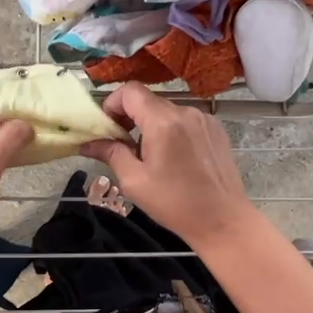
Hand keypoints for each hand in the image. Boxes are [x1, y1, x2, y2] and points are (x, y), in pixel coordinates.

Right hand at [79, 82, 262, 247]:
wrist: (224, 221)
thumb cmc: (175, 204)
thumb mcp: (134, 181)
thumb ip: (111, 153)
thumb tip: (88, 143)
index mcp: (163, 122)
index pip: (130, 91)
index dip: (112, 104)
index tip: (108, 128)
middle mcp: (185, 112)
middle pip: (147, 100)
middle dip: (129, 117)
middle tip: (123, 145)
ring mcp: (204, 119)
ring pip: (166, 110)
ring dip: (151, 125)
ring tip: (151, 156)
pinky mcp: (216, 129)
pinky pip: (185, 120)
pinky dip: (172, 130)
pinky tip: (175, 158)